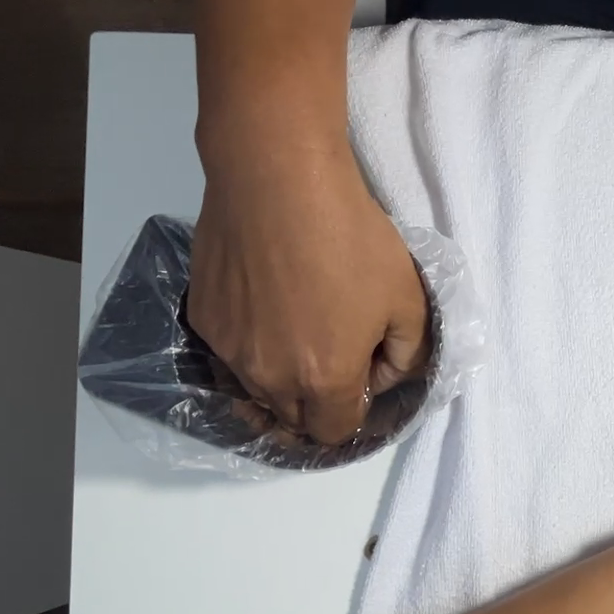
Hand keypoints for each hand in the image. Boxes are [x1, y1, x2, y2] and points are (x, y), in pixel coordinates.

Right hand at [187, 131, 429, 444]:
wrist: (278, 182)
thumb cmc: (354, 243)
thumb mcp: (410, 301)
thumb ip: (407, 354)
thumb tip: (386, 376)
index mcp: (323, 380)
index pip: (334, 431)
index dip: (355, 413)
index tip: (365, 379)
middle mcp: (267, 377)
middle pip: (293, 418)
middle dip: (319, 403)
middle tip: (340, 358)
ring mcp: (227, 349)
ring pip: (257, 391)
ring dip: (283, 380)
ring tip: (304, 337)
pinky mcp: (202, 317)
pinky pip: (232, 356)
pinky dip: (254, 349)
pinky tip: (272, 313)